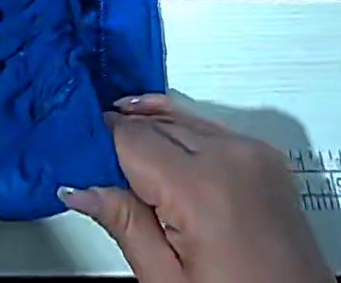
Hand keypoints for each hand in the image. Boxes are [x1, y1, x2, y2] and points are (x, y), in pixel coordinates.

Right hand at [60, 95, 332, 282]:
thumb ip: (124, 224)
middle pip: (154, 122)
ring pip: (179, 116)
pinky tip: (159, 136)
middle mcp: (231, 156)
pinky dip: (180, 127)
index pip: (130, 136)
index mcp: (203, 188)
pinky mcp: (265, 154)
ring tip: (117, 143)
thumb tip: (79, 186)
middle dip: (121, 135)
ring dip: (148, 125)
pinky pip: (207, 124)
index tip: (75, 151)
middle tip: (88, 154)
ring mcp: (252, 151)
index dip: (98, 141)